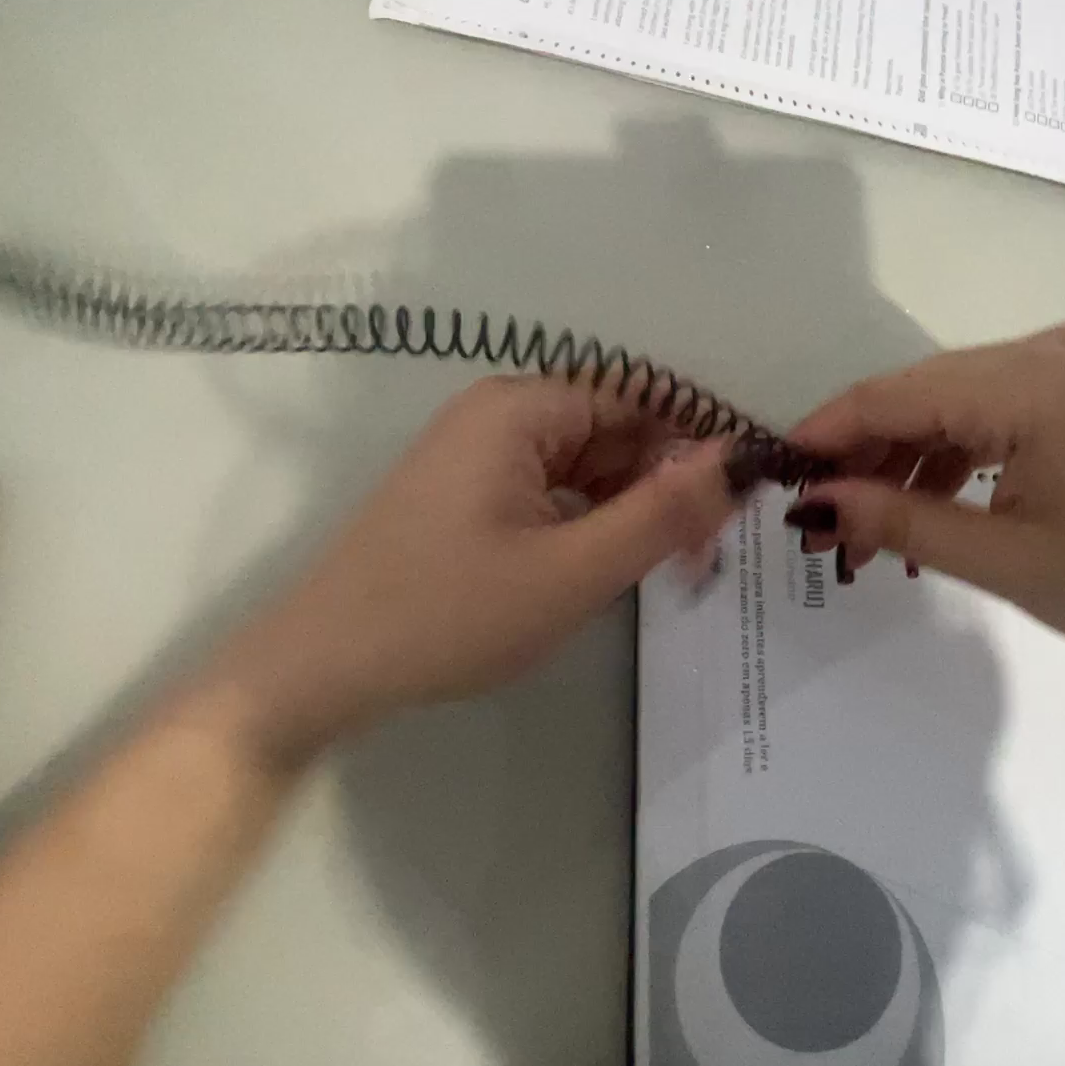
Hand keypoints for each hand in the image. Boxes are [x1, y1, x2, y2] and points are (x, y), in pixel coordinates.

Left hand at [219, 376, 740, 749]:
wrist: (325, 666)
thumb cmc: (450, 614)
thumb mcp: (573, 570)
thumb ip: (662, 514)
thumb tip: (739, 460)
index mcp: (519, 408)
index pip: (639, 399)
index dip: (695, 446)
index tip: (736, 507)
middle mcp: (494, 415)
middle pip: (609, 430)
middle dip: (659, 486)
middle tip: (698, 561)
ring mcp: (472, 456)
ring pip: (579, 466)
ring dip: (623, 509)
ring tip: (655, 571)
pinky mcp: (461, 496)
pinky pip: (543, 492)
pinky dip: (581, 523)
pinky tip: (594, 567)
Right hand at [788, 323, 1064, 652]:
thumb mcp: (1007, 562)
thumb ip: (899, 522)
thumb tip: (810, 504)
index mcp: (1033, 383)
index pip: (892, 396)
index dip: (822, 436)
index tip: (770, 479)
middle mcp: (1044, 352)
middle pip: (912, 395)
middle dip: (855, 458)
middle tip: (815, 524)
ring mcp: (1062, 366)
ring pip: (941, 404)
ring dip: (895, 463)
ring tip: (860, 532)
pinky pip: (980, 414)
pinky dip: (941, 458)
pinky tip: (920, 508)